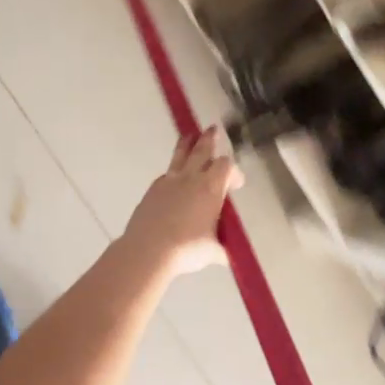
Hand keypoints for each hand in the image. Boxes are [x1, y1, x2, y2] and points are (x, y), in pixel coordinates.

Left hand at [123, 126, 242, 276]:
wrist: (148, 250)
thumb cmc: (186, 249)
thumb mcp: (212, 251)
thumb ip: (220, 249)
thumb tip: (224, 255)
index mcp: (210, 188)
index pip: (226, 167)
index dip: (234, 172)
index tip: (236, 183)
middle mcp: (190, 178)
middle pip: (202, 150)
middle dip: (209, 139)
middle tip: (212, 129)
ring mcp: (168, 181)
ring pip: (180, 155)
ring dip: (187, 145)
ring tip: (189, 136)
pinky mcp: (152, 190)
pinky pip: (166, 174)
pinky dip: (173, 172)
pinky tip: (173, 180)